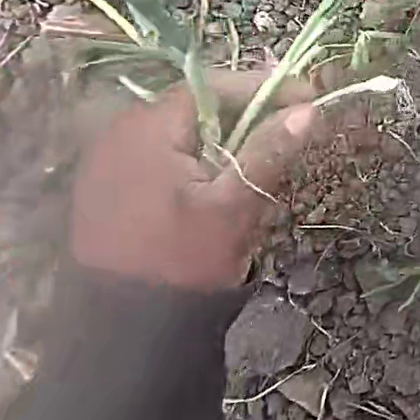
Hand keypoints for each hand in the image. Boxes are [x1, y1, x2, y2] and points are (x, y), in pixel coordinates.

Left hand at [70, 74, 320, 291]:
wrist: (124, 333)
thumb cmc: (183, 260)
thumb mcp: (236, 202)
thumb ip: (270, 149)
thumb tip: (309, 109)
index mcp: (145, 129)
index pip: (214, 87)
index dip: (264, 88)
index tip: (306, 100)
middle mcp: (119, 135)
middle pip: (198, 108)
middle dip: (247, 115)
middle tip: (289, 129)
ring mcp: (110, 162)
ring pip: (184, 133)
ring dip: (226, 139)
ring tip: (263, 157)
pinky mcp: (111, 189)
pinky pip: (165, 156)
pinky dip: (200, 159)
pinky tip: (224, 181)